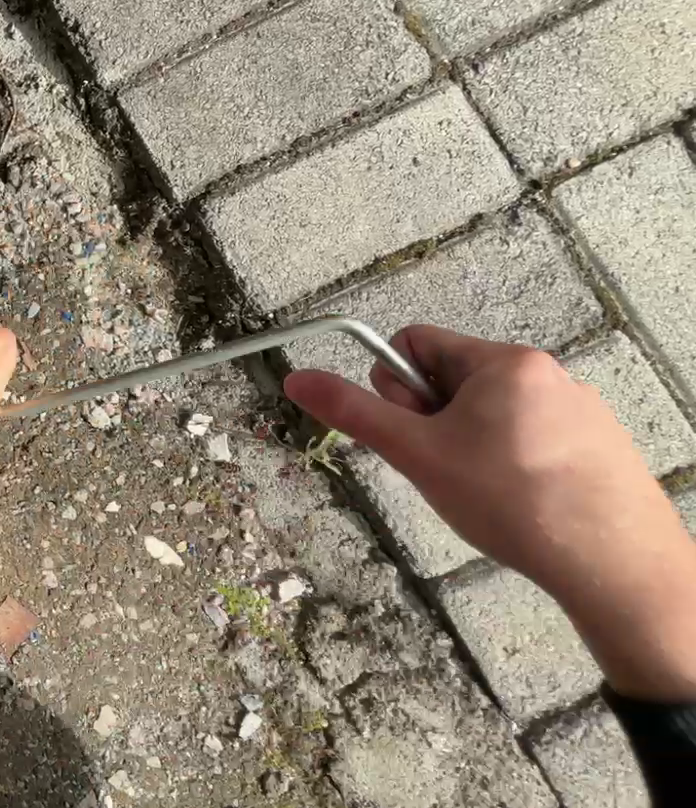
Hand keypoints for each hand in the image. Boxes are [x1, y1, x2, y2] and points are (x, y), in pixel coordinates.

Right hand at [285, 325, 695, 700]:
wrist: (622, 574)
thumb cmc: (511, 500)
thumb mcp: (413, 452)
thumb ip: (350, 409)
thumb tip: (296, 378)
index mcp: (506, 362)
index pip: (411, 343)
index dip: (393, 385)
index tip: (413, 429)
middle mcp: (548, 374)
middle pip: (445, 377)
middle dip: (427, 417)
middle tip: (443, 462)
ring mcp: (581, 410)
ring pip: (481, 410)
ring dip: (460, 440)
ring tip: (480, 486)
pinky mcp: (600, 446)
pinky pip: (521, 433)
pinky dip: (502, 458)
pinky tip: (515, 497)